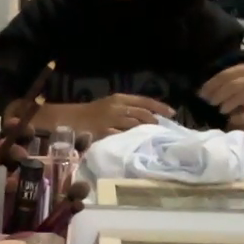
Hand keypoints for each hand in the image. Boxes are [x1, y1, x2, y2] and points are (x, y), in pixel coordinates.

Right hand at [36, 93, 174, 137]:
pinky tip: (137, 145)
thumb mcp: (111, 106)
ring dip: (146, 132)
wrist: (71, 119)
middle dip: (155, 122)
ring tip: (153, 138)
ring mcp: (110, 120)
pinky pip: (121, 136)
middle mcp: (117, 107)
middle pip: (142, 114)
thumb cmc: (93, 113)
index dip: (160, 107)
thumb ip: (128, 110)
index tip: (172, 113)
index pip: (145, 101)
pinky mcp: (104, 132)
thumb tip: (149, 117)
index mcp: (120, 98)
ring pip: (134, 125)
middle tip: (163, 129)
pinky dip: (131, 140)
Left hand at [199, 64, 243, 136]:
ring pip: (242, 96)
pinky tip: (232, 119)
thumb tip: (201, 92)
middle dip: (218, 94)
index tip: (201, 94)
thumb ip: (223, 84)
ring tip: (221, 110)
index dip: (212, 83)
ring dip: (227, 104)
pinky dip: (237, 117)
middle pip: (234, 84)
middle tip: (210, 102)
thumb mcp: (238, 84)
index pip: (228, 73)